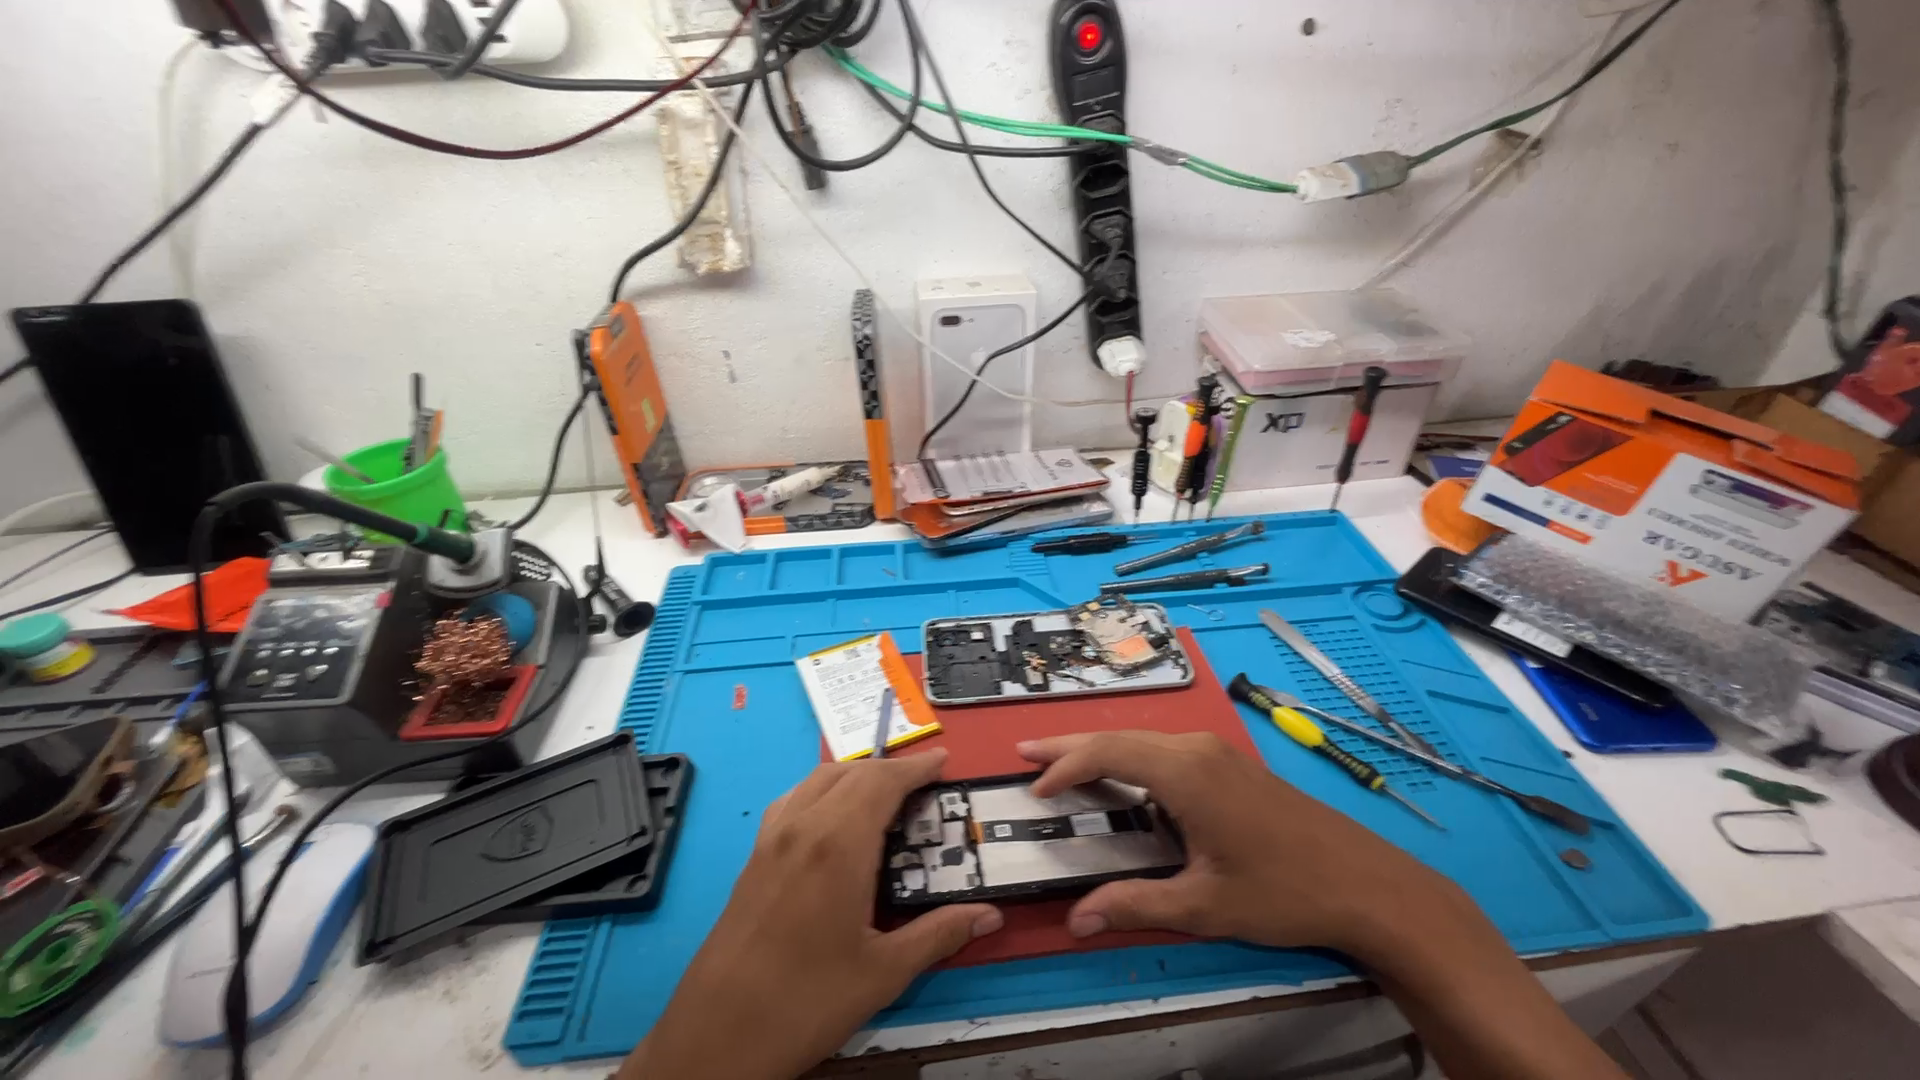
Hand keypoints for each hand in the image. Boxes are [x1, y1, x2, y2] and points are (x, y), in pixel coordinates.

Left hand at [620, 749, 1003, 1079]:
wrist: (716, 1034)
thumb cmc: (807, 1001)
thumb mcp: (883, 972)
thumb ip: (939, 934)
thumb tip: (990, 914)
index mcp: (838, 844)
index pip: (882, 782)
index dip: (916, 768)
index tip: (944, 760)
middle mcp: (803, 827)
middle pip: (851, 774)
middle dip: (891, 769)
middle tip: (925, 782)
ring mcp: (771, 839)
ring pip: (817, 780)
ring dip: (855, 775)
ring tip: (885, 793)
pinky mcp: (752, 857)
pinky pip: (793, 800)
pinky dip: (822, 790)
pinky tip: (831, 818)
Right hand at [1017, 731, 1467, 963]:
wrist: (1368, 884)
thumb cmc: (1284, 891)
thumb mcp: (1204, 906)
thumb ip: (1135, 905)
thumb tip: (1078, 919)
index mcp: (1186, 773)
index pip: (1107, 753)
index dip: (1064, 768)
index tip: (1035, 789)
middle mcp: (1198, 750)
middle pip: (1119, 737)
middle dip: (1069, 745)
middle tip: (1027, 751)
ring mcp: (1218, 753)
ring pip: (1143, 740)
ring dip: (1100, 750)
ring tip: (1063, 763)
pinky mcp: (1232, 765)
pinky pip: (1166, 750)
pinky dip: (1131, 758)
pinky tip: (1124, 777)